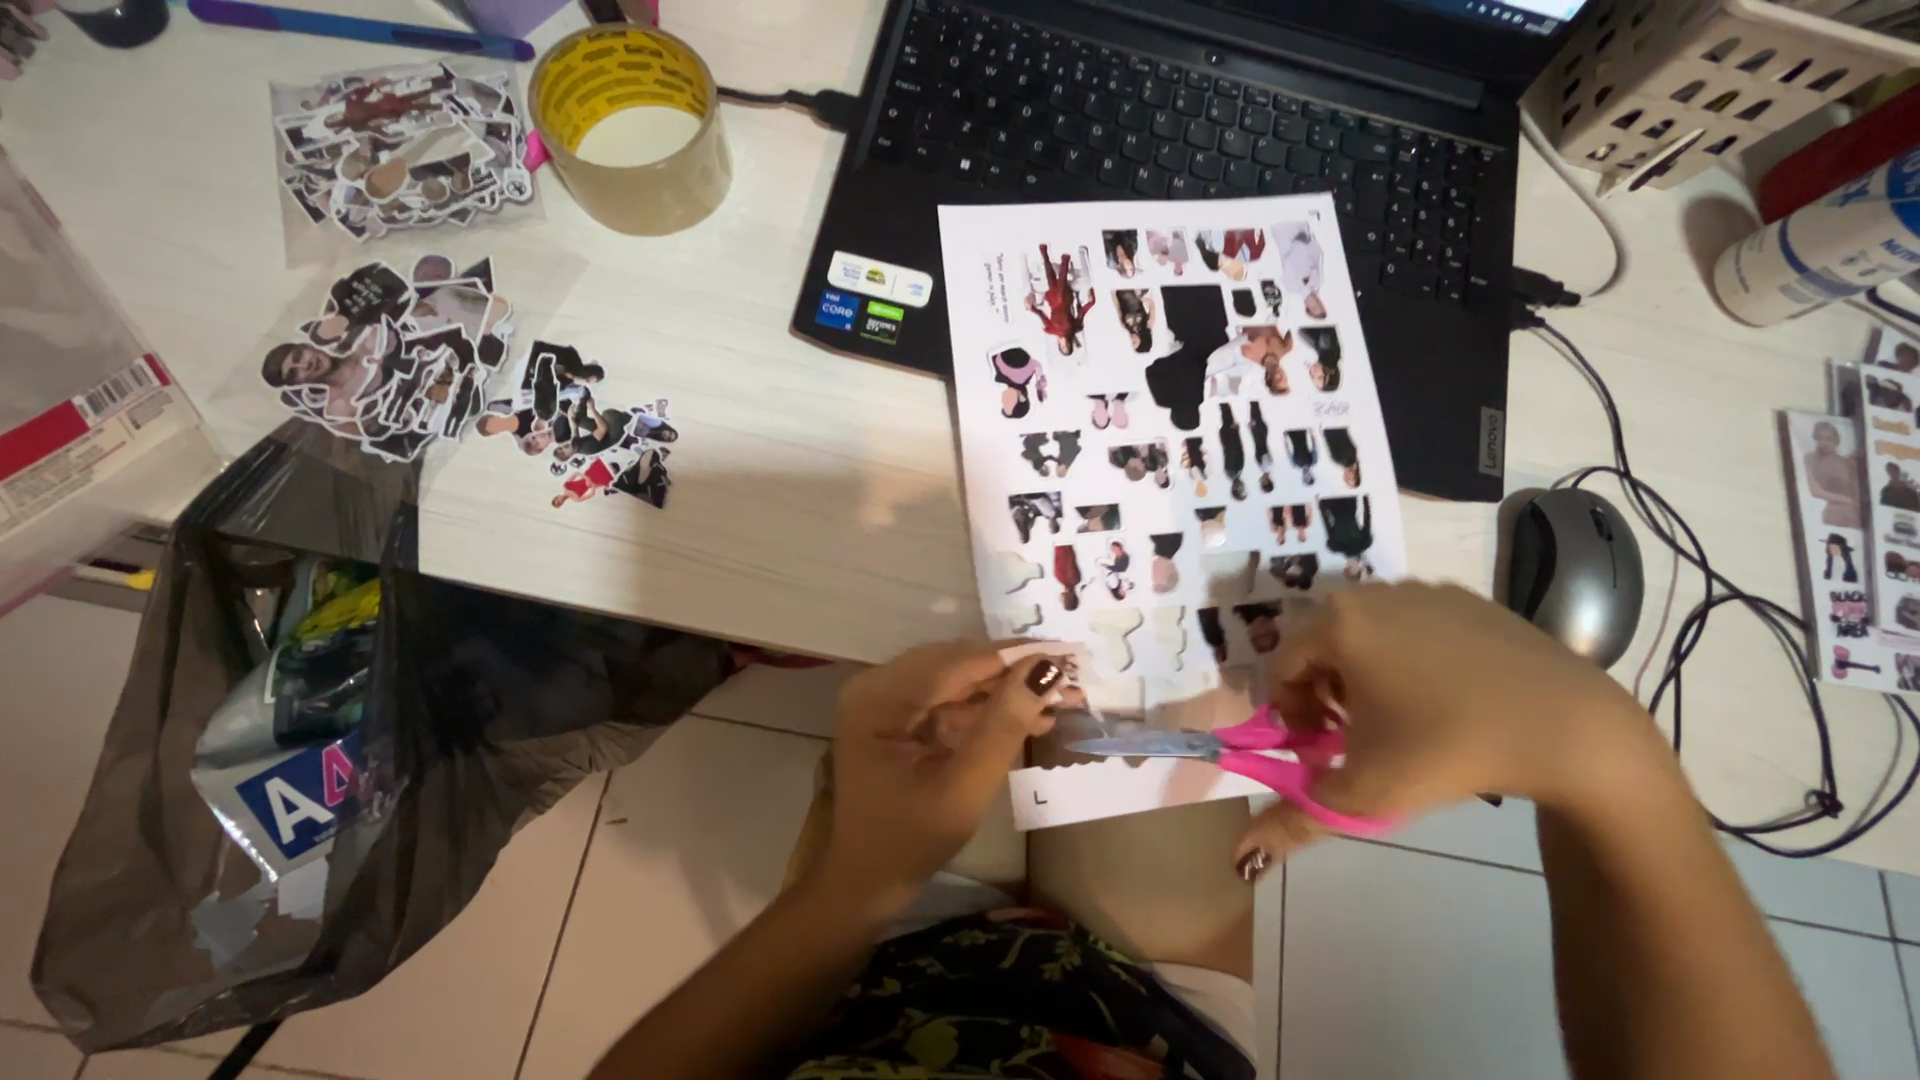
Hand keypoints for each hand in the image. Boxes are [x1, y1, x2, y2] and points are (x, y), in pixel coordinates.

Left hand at [818, 643, 1068, 913]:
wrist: (865, 880)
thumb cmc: (908, 842)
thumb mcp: (963, 789)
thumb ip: (1003, 727)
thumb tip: (1044, 670)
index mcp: (878, 700)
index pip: (954, 663)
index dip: (1012, 656)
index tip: (1067, 653)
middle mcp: (877, 686)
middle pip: (956, 664)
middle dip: (1013, 671)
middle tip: (1071, 675)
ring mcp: (886, 699)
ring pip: (958, 678)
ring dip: (1006, 689)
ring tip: (1060, 698)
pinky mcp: (899, 715)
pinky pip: (950, 698)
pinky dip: (988, 707)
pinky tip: (1030, 717)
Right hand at [1237, 582, 1672, 873]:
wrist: (1573, 730)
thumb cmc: (1448, 751)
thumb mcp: (1365, 792)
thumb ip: (1295, 822)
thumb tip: (1239, 857)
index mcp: (1336, 624)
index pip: (1282, 666)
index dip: (1292, 714)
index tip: (1320, 749)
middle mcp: (1372, 593)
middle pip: (1321, 644)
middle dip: (1326, 691)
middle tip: (1356, 735)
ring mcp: (1425, 590)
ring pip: (1366, 631)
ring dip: (1364, 671)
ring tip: (1400, 717)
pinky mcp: (1469, 598)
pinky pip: (1413, 624)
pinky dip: (1409, 655)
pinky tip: (1445, 695)